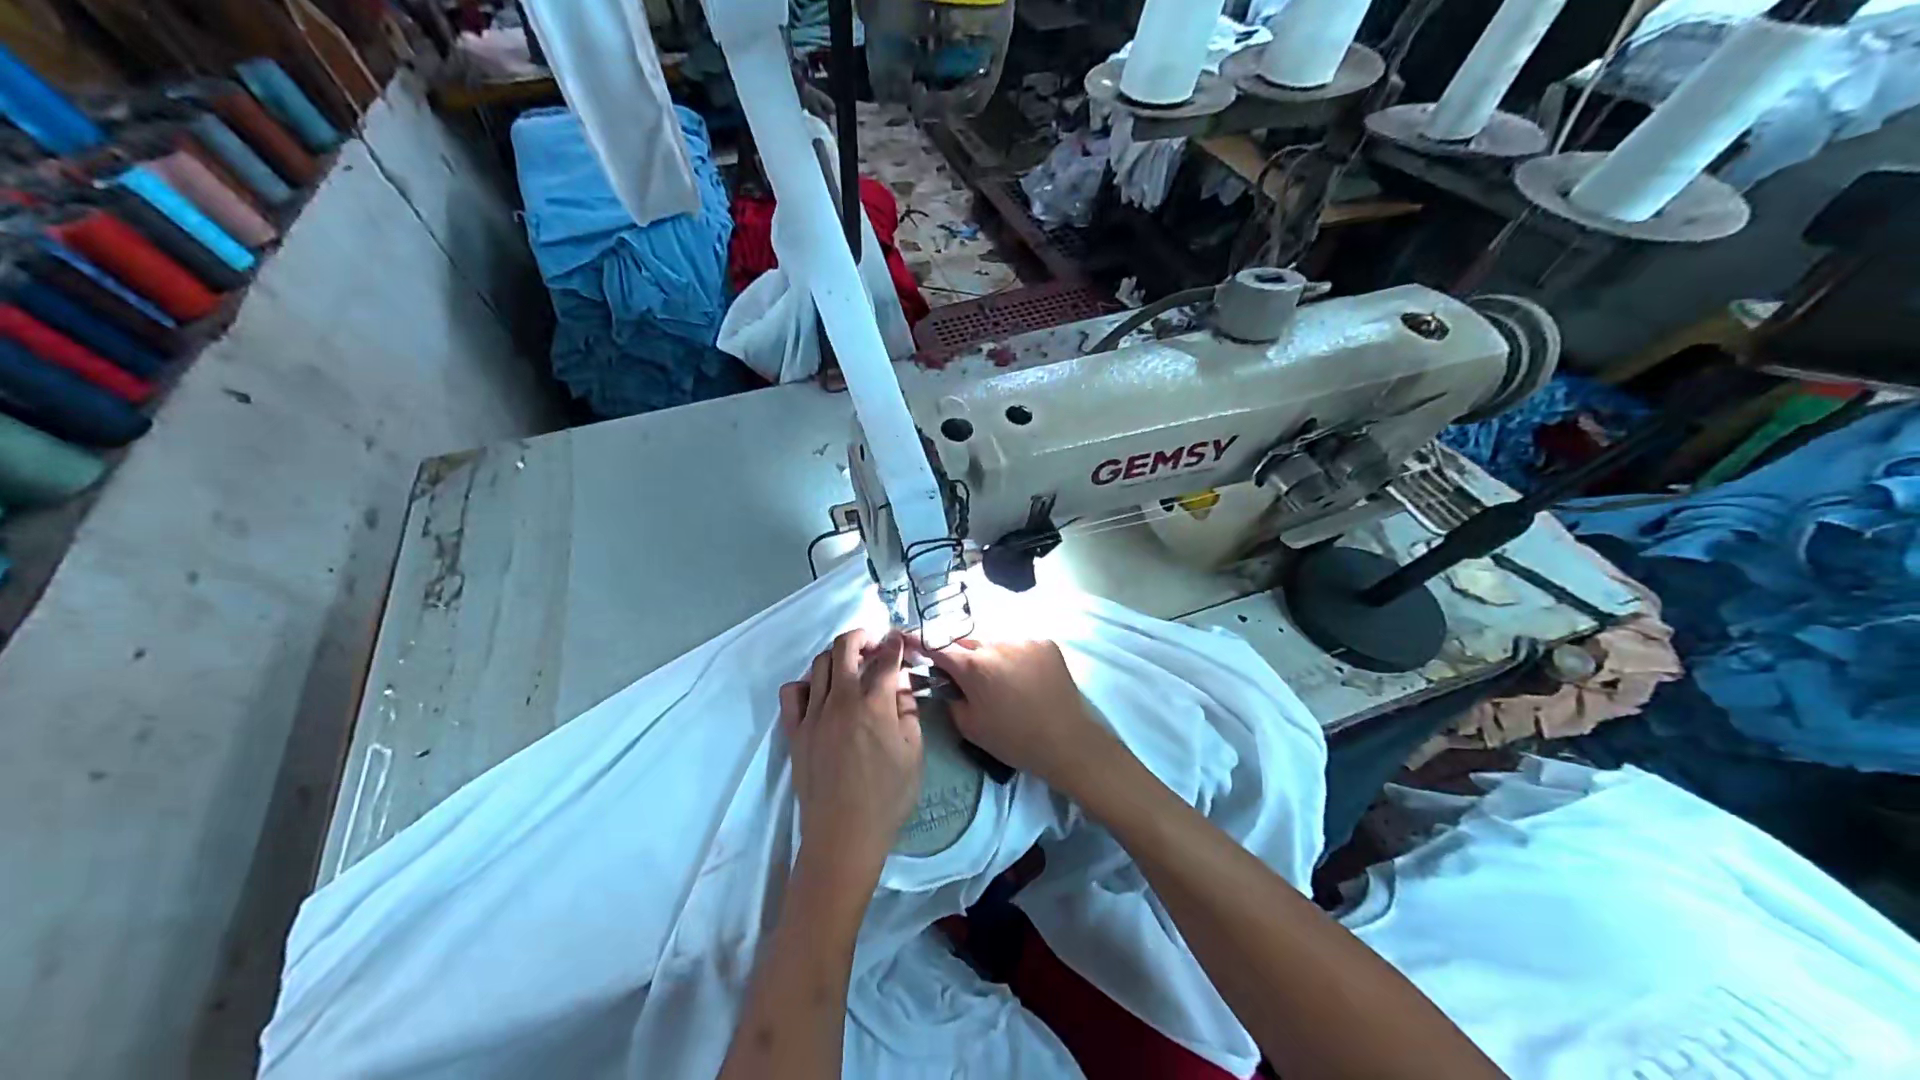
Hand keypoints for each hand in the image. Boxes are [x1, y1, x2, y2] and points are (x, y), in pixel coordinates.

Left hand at [781, 630, 923, 888]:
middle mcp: (840, 699)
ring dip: (837, 656)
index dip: (895, 643)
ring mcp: (813, 713)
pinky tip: (819, 692)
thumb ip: (907, 710)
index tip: (899, 639)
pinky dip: (805, 682)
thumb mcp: (914, 752)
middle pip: (844, 648)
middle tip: (875, 644)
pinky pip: (792, 693)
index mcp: (874, 703)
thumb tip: (900, 682)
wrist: (844, 833)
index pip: (885, 658)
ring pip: (819, 664)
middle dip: (862, 636)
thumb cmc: (887, 796)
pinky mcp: (794, 731)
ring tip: (851, 665)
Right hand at [911, 635, 1118, 796]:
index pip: (937, 646)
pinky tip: (1024, 676)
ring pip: (994, 641)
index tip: (908, 638)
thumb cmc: (1014, 740)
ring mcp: (1023, 640)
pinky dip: (1015, 656)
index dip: (920, 643)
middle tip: (966, 675)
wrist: (1067, 741)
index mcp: (973, 666)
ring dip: (990, 654)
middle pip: (967, 641)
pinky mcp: (1045, 642)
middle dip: (961, 654)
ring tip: (1001, 679)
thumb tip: (944, 682)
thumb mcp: (970, 727)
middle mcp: (996, 644)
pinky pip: (1019, 643)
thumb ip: (950, 698)